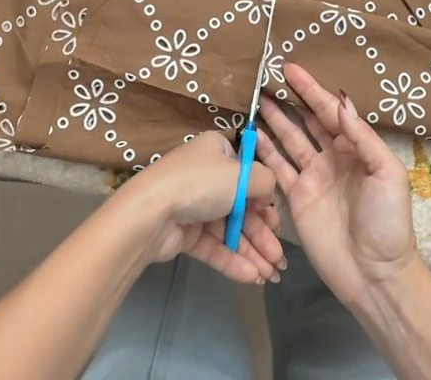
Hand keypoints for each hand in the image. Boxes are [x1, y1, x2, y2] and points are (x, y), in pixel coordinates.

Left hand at [114, 131, 286, 284]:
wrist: (151, 212)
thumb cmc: (200, 184)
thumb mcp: (242, 175)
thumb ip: (265, 182)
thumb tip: (268, 195)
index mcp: (218, 152)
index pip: (249, 176)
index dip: (265, 202)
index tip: (277, 223)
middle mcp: (207, 177)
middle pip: (242, 207)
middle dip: (263, 235)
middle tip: (280, 259)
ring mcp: (195, 206)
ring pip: (230, 231)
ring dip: (253, 252)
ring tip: (271, 275)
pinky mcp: (186, 233)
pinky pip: (215, 246)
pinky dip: (234, 261)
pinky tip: (253, 277)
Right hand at [256, 63, 417, 311]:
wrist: (374, 274)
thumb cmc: (388, 221)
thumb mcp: (387, 173)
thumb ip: (362, 137)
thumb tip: (340, 101)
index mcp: (357, 149)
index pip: (330, 112)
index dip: (311, 90)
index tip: (291, 69)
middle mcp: (333, 158)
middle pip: (308, 121)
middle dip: (290, 100)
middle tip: (267, 78)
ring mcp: (313, 178)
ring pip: (290, 140)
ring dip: (275, 120)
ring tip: (256, 99)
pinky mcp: (297, 198)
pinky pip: (278, 168)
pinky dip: (265, 151)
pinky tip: (252, 134)